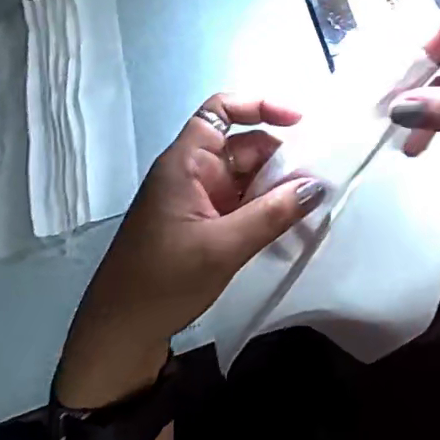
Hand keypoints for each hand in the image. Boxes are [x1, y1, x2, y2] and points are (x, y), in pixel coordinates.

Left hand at [54, 93, 324, 406]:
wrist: (120, 333)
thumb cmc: (161, 281)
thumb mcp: (223, 247)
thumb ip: (273, 214)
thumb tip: (317, 186)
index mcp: (187, 164)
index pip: (222, 111)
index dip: (260, 106)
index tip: (299, 122)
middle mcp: (195, 173)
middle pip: (246, 146)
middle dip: (283, 159)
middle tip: (320, 182)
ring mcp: (202, 199)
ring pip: (250, 176)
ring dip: (280, 188)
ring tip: (314, 206)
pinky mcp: (207, 223)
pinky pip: (246, 202)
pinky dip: (270, 209)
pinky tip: (293, 226)